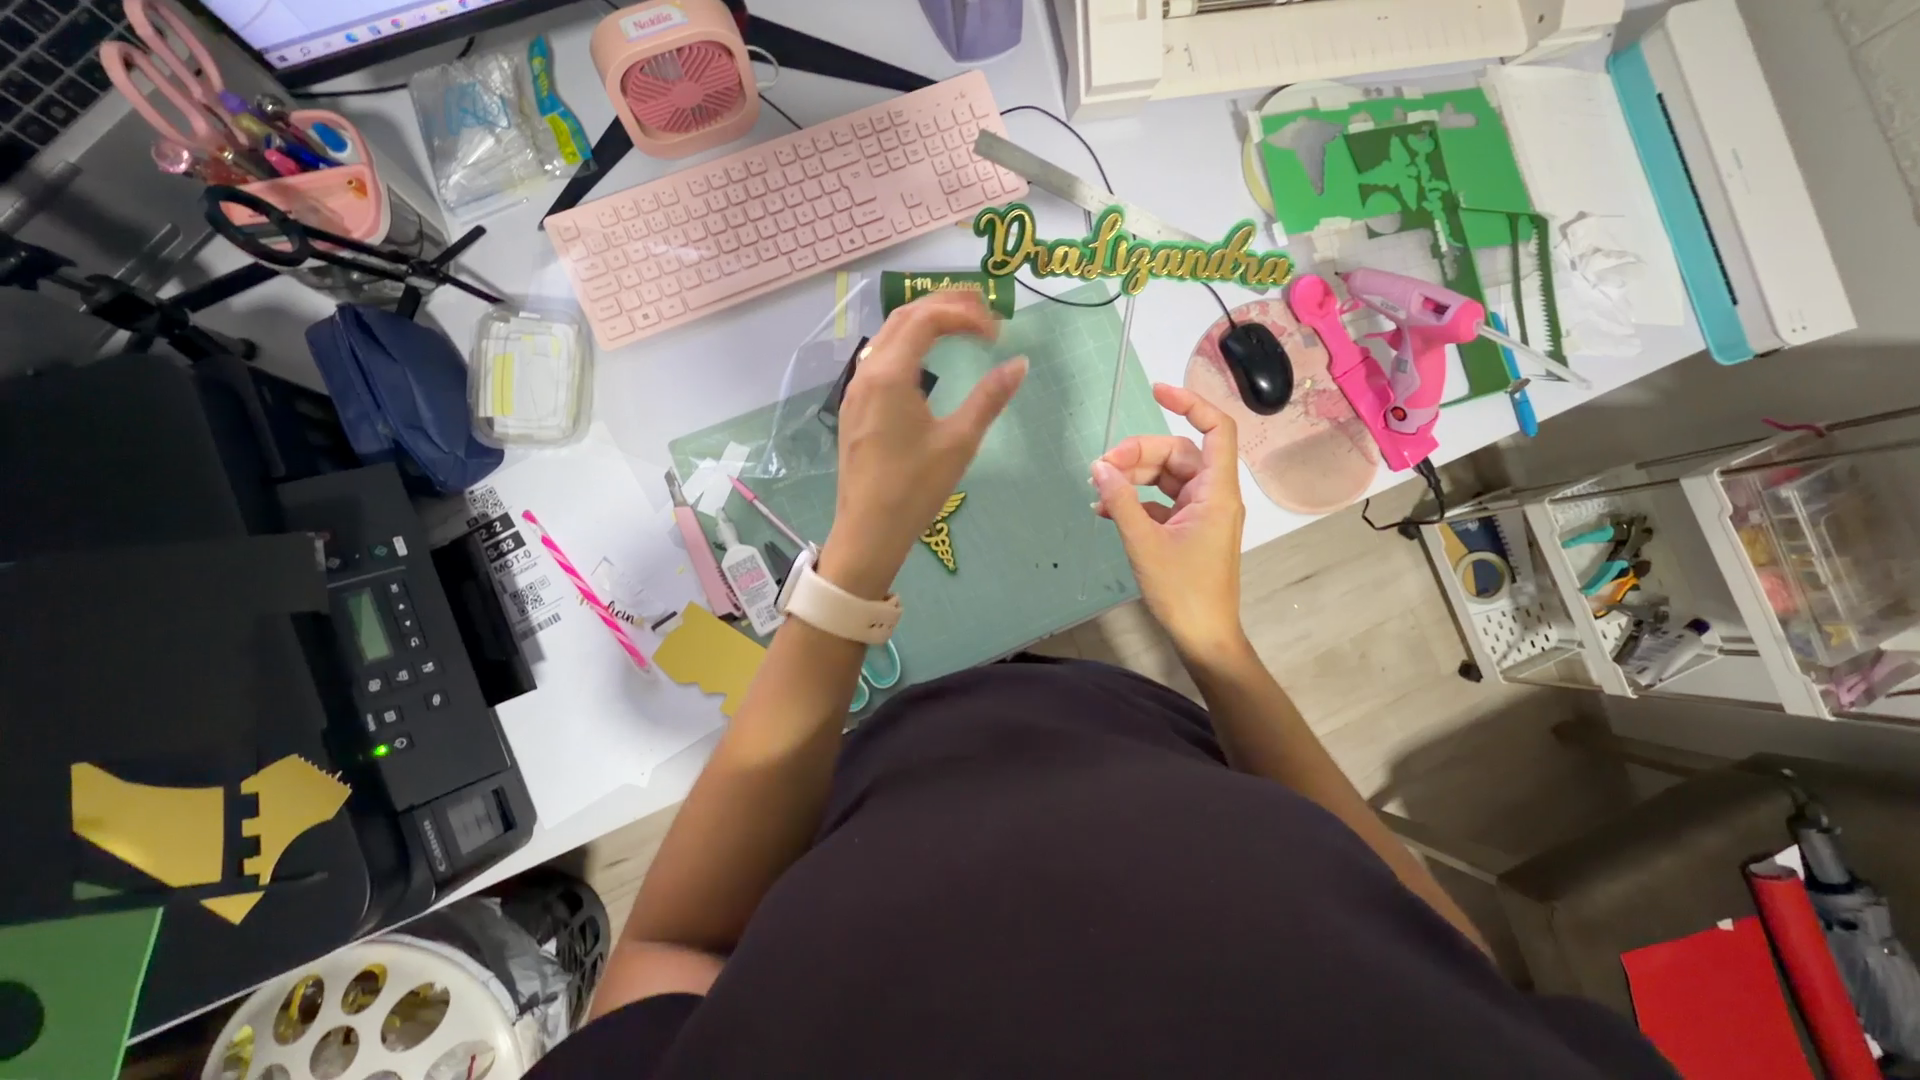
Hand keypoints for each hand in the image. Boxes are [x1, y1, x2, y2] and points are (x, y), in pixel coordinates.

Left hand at [817, 292, 1027, 598]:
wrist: (868, 532)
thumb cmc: (914, 488)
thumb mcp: (960, 442)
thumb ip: (989, 398)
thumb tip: (1020, 364)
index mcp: (890, 375)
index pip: (927, 318)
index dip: (966, 315)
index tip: (998, 333)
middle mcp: (867, 373)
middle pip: (904, 317)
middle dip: (945, 305)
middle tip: (984, 311)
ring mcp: (856, 390)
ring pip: (888, 336)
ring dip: (924, 321)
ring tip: (960, 326)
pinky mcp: (854, 407)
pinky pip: (880, 358)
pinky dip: (908, 344)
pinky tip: (928, 360)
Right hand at [1092, 383, 1247, 658]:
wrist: (1204, 635)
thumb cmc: (1183, 591)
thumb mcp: (1144, 543)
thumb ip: (1120, 501)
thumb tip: (1099, 467)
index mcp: (1216, 491)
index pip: (1216, 428)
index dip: (1190, 402)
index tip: (1156, 391)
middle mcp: (1213, 495)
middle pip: (1178, 453)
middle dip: (1138, 454)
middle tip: (1100, 469)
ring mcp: (1202, 513)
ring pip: (1167, 476)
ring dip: (1133, 478)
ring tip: (1098, 491)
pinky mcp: (1189, 530)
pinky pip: (1163, 501)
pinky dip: (1136, 501)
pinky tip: (1106, 511)